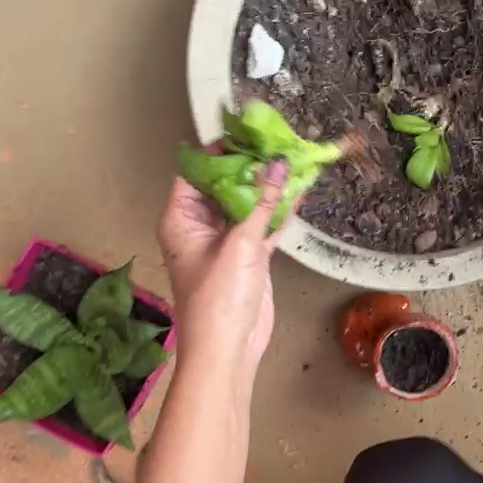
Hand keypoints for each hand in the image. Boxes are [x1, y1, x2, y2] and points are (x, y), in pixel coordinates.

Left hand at [157, 162, 287, 381]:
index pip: (196, 171)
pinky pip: (264, 225)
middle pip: (225, 184)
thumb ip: (262, 202)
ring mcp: (226, 241)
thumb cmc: (218, 298)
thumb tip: (279, 163)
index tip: (249, 133)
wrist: (229, 348)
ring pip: (248, 203)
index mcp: (181, 218)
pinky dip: (280, 211)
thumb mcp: (239, 245)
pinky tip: (301, 190)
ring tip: (296, 158)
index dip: (220, 150)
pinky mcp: (248, 256)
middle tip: (279, 141)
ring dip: (270, 187)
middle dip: (251, 165)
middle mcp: (200, 225)